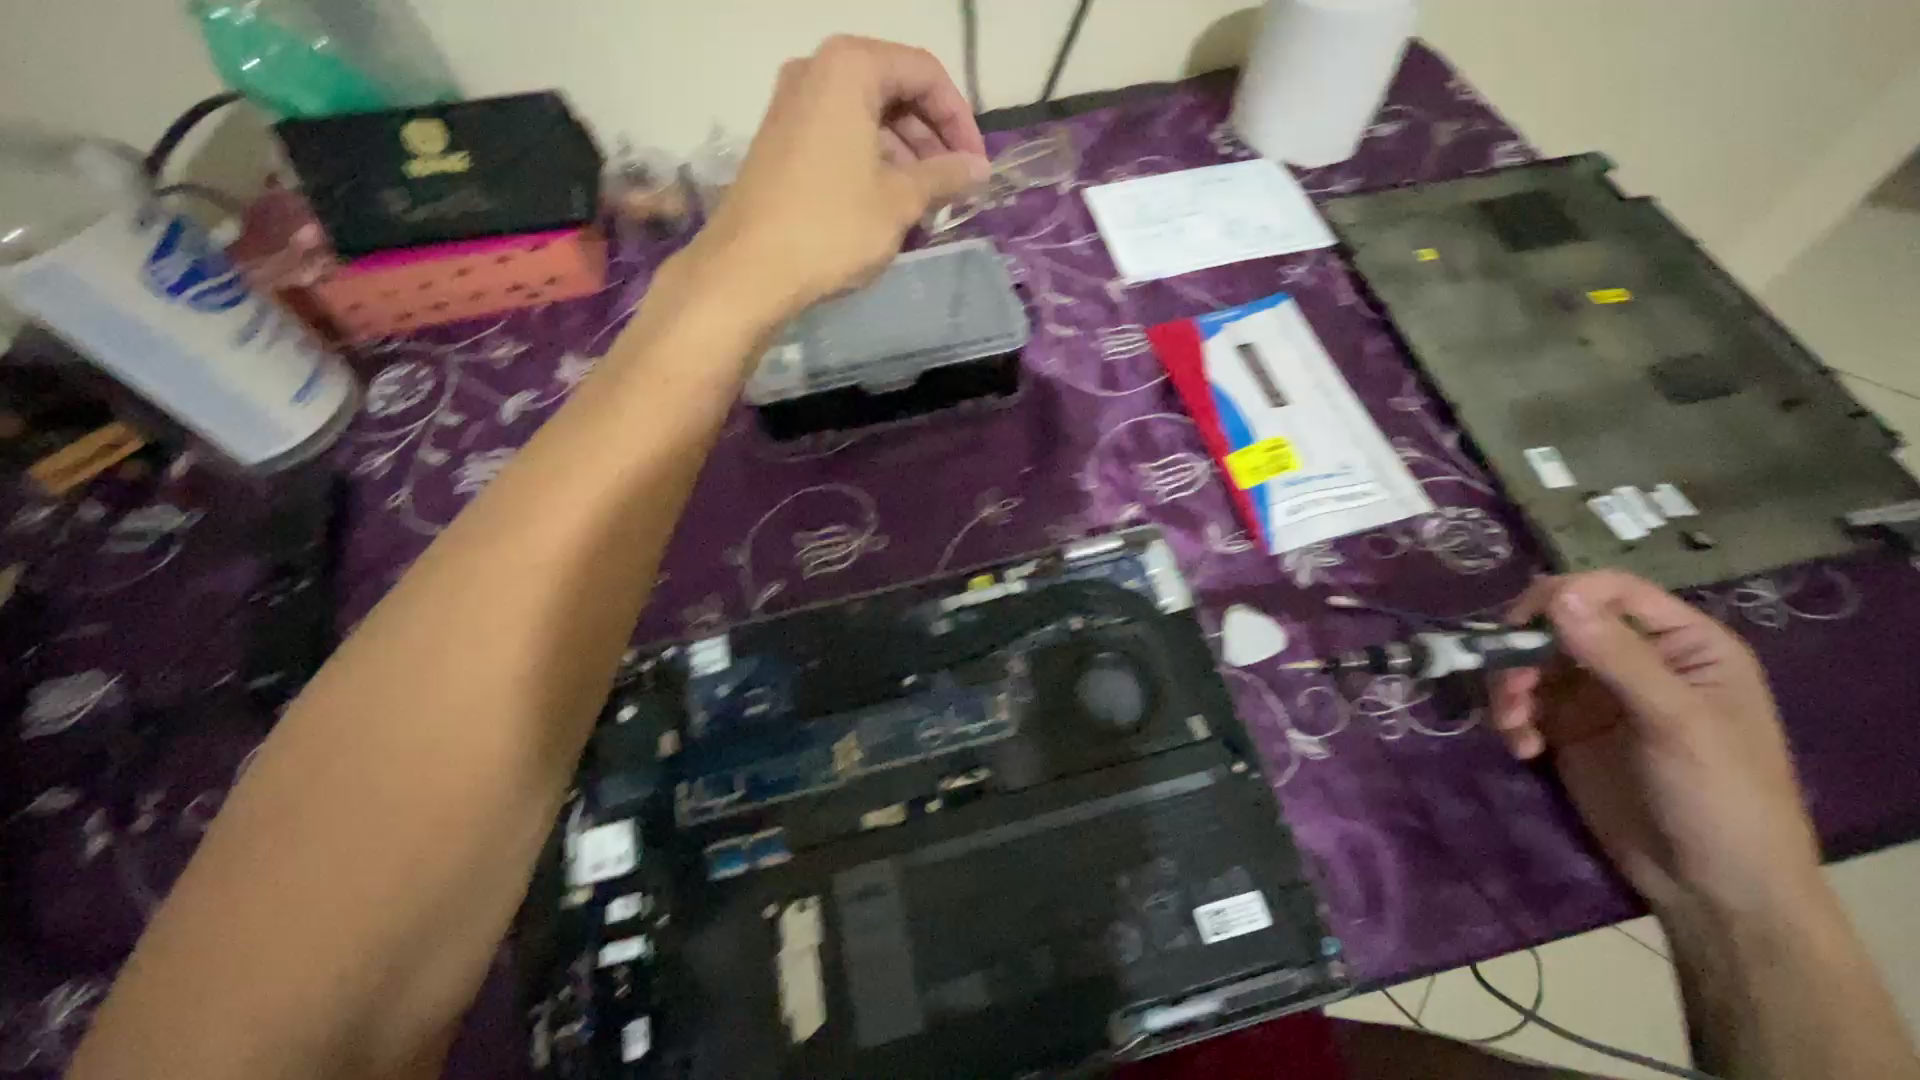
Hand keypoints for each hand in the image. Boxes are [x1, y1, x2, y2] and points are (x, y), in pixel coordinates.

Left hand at [681, 36, 988, 325]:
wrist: (748, 271)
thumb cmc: (831, 227)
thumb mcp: (900, 200)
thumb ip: (945, 175)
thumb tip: (979, 168)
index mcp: (849, 68)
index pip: (925, 73)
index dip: (960, 119)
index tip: (976, 165)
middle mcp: (816, 71)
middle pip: (894, 90)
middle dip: (932, 139)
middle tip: (955, 186)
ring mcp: (792, 106)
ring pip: (868, 117)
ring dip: (905, 156)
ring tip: (928, 204)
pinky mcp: (781, 142)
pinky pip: (841, 137)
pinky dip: (873, 163)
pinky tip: (891, 206)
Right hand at [1490, 572, 1821, 919]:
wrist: (1713, 889)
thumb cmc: (1720, 797)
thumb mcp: (1676, 723)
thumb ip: (1618, 656)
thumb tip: (1557, 594)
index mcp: (1684, 646)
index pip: (1612, 592)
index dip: (1562, 598)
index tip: (1518, 627)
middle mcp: (1638, 662)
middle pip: (1558, 625)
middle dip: (1522, 653)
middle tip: (1510, 691)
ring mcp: (1600, 696)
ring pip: (1531, 663)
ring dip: (1509, 689)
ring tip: (1514, 729)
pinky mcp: (1570, 730)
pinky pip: (1523, 703)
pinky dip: (1512, 720)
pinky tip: (1525, 749)